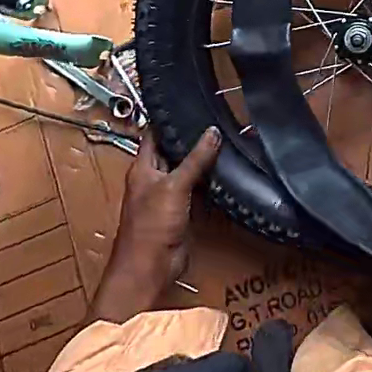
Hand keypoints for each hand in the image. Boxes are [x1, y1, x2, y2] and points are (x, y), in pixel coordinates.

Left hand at [90, 127, 219, 322]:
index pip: (155, 134)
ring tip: (228, 139)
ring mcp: (169, 196)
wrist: (151, 268)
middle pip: (174, 152)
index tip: (190, 102)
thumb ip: (195, 159)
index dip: (169, 118)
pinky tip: (228, 171)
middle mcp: (155, 178)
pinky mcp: (183, 212)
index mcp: (143, 167)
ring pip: (188, 171)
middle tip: (218, 119)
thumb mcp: (174, 185)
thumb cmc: (152, 224)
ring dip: (204, 161)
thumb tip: (213, 132)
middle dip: (193, 138)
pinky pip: (198, 191)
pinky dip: (210, 183)